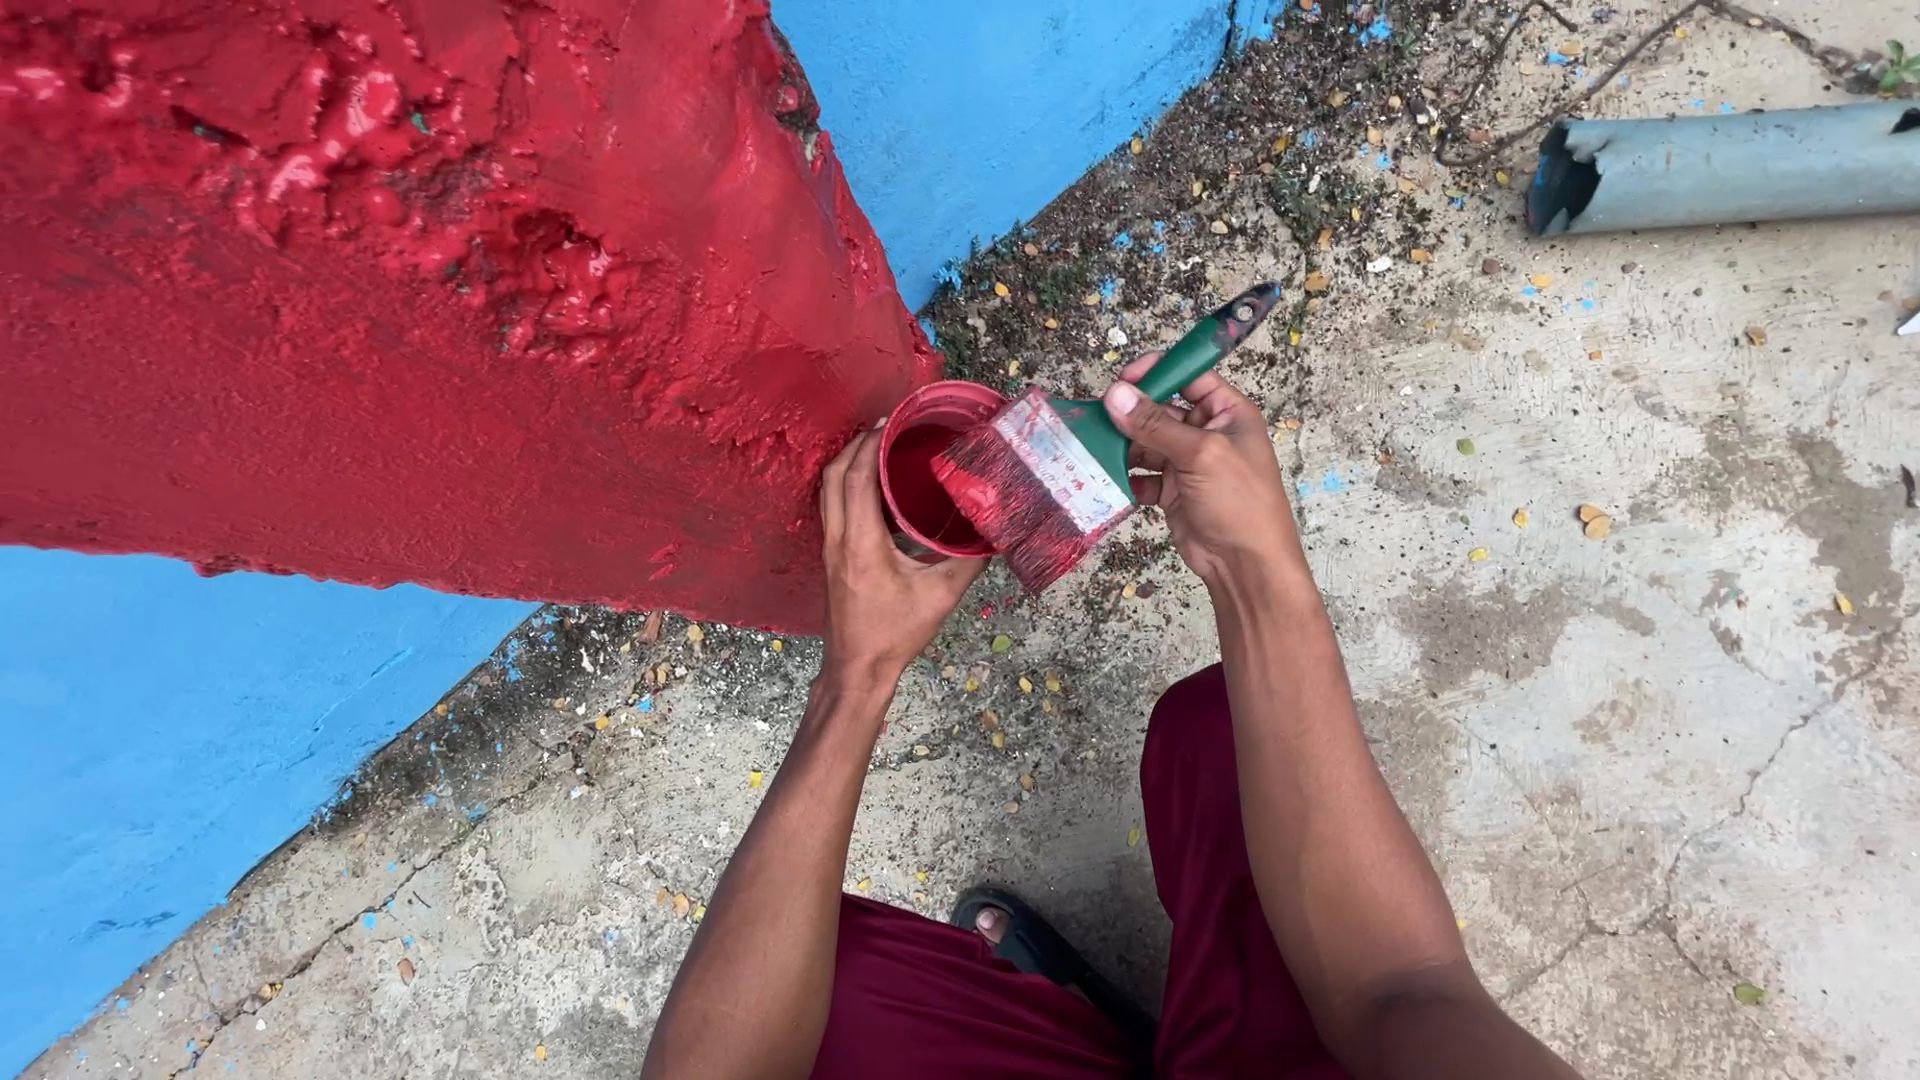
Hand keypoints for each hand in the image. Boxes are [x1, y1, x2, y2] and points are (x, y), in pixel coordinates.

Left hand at [817, 421, 986, 691]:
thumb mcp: (940, 596)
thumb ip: (968, 562)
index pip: (856, 478)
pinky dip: (845, 486)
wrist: (857, 667)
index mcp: (862, 542)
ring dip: (846, 464)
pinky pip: (831, 508)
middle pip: (833, 476)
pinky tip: (872, 489)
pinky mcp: (831, 558)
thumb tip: (993, 533)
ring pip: (826, 491)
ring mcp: (830, 548)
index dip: (870, 445)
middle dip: (855, 445)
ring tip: (877, 449)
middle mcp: (838, 538)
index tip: (891, 422)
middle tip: (884, 428)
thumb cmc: (895, 633)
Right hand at [1103, 354, 1297, 587]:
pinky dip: (1127, 477)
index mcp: (1227, 413)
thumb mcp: (1199, 454)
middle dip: (1131, 413)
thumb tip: (1115, 394)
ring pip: (1147, 443)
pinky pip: (1142, 475)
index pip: (1190, 377)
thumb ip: (1155, 424)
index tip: (1123, 379)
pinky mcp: (1172, 490)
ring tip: (1097, 448)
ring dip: (1123, 446)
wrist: (1245, 563)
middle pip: (1161, 410)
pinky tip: (1109, 479)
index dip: (1158, 372)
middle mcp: (1207, 433)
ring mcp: (1188, 463)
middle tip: (1098, 417)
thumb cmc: (1238, 500)